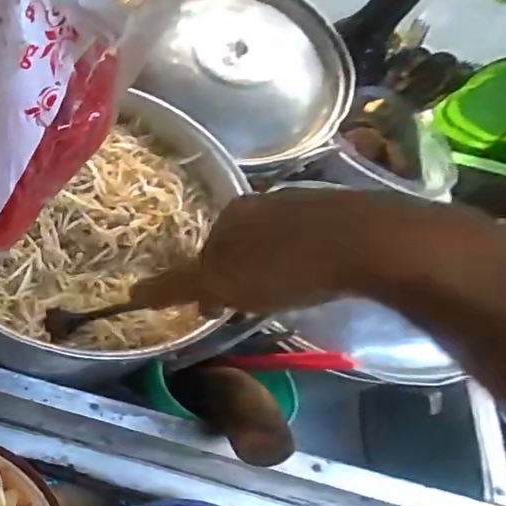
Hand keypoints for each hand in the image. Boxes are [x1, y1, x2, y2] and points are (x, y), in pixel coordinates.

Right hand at [134, 189, 453, 315]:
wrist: (375, 245)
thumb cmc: (284, 266)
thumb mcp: (219, 285)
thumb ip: (174, 288)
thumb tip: (129, 294)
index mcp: (230, 213)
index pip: (204, 249)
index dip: (205, 280)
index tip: (214, 306)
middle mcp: (266, 200)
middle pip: (239, 243)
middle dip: (239, 272)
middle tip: (248, 304)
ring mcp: (310, 202)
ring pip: (278, 240)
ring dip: (274, 267)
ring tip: (287, 296)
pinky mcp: (350, 212)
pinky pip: (315, 240)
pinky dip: (309, 260)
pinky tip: (321, 279)